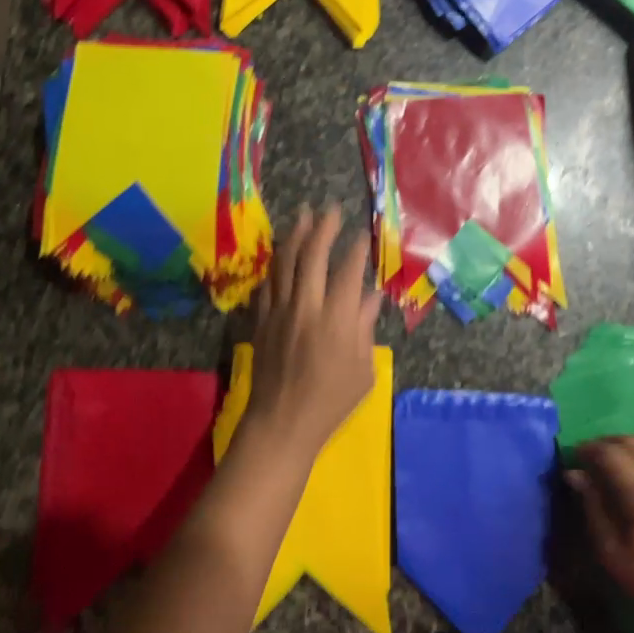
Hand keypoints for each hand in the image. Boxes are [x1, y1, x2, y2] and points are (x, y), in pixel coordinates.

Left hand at [242, 207, 383, 457]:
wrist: (282, 422)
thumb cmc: (331, 401)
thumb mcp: (363, 369)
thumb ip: (365, 327)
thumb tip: (371, 297)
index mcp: (337, 319)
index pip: (348, 271)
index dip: (356, 250)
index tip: (361, 234)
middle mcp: (307, 307)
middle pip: (313, 256)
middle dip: (323, 228)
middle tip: (331, 210)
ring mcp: (280, 311)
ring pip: (285, 262)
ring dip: (295, 235)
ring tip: (303, 215)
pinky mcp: (262, 320)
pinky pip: (268, 283)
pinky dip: (277, 264)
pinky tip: (282, 254)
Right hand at [566, 437, 633, 632]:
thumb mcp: (612, 551)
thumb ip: (592, 506)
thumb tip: (574, 475)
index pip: (611, 453)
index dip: (588, 449)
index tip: (574, 457)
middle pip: (633, 441)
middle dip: (608, 443)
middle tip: (591, 458)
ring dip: (633, 443)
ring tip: (619, 459)